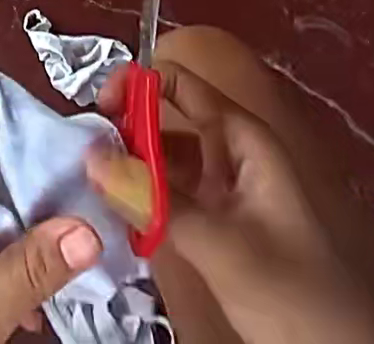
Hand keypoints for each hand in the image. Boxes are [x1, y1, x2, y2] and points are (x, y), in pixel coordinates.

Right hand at [90, 63, 373, 343]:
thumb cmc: (292, 290)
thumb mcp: (220, 243)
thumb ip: (154, 201)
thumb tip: (91, 155)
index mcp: (241, 136)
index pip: (181, 84)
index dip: (138, 82)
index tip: (98, 107)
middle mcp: (229, 152)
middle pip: (168, 119)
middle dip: (127, 128)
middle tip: (82, 152)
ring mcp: (222, 188)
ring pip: (166, 160)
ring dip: (131, 167)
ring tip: (88, 182)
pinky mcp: (215, 222)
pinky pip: (169, 195)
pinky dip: (143, 200)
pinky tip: (116, 213)